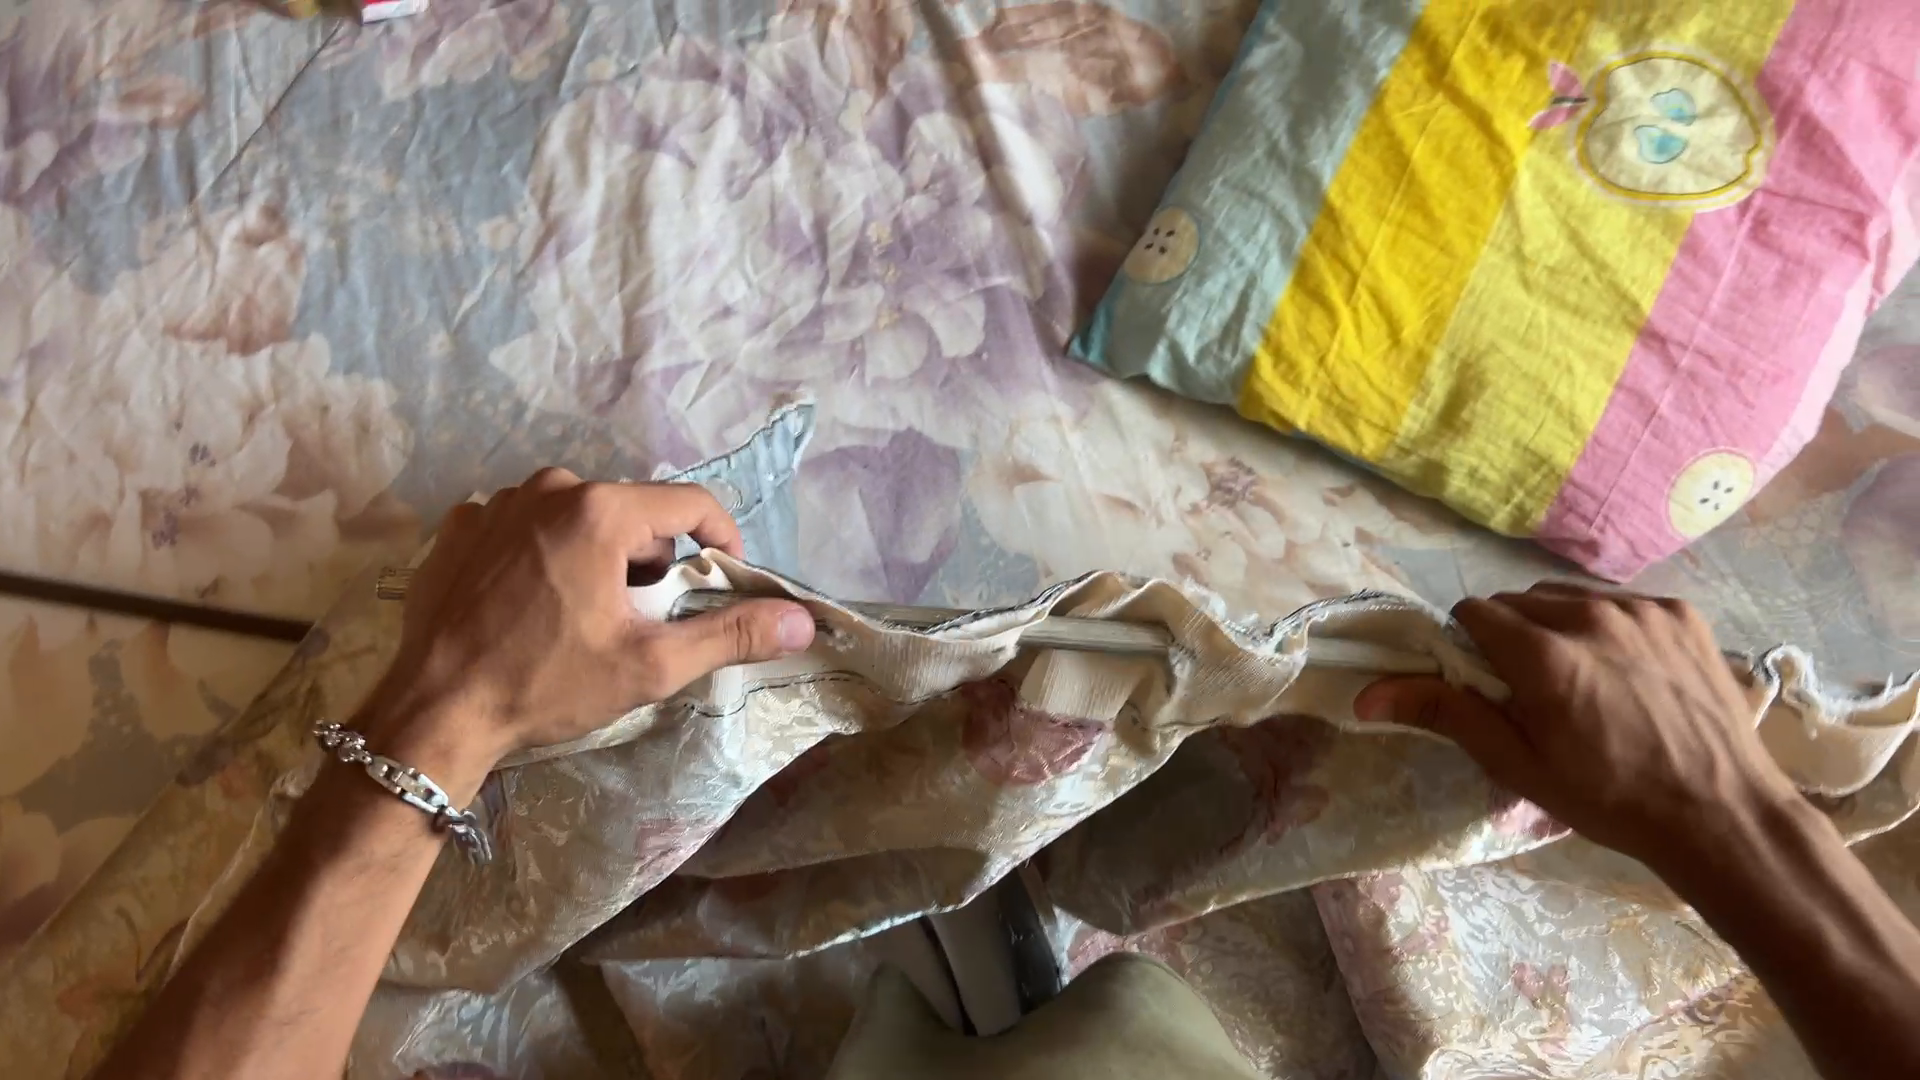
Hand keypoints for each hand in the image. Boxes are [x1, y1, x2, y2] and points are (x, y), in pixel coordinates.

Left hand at [359, 468, 815, 780]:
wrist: (430, 716)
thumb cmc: (547, 684)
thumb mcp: (653, 664)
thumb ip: (733, 633)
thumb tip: (802, 621)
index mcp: (601, 511)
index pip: (692, 503)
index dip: (721, 539)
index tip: (719, 581)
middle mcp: (551, 489)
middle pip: (638, 512)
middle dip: (653, 559)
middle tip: (638, 617)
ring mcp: (498, 503)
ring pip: (586, 516)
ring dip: (603, 555)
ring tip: (584, 614)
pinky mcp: (462, 526)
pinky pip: (532, 525)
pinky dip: (549, 554)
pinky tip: (532, 602)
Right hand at [1354, 583, 1799, 869]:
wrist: (1725, 818)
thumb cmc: (1605, 795)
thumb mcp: (1512, 761)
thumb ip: (1441, 711)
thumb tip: (1363, 696)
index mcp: (1544, 655)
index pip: (1472, 612)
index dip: (1468, 642)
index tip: (1486, 677)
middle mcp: (1590, 617)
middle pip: (1515, 600)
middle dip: (1509, 634)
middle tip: (1530, 683)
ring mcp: (1642, 611)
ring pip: (1562, 596)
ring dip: (1554, 624)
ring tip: (1579, 672)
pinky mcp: (1681, 614)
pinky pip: (1615, 601)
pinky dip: (1604, 624)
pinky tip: (1625, 666)